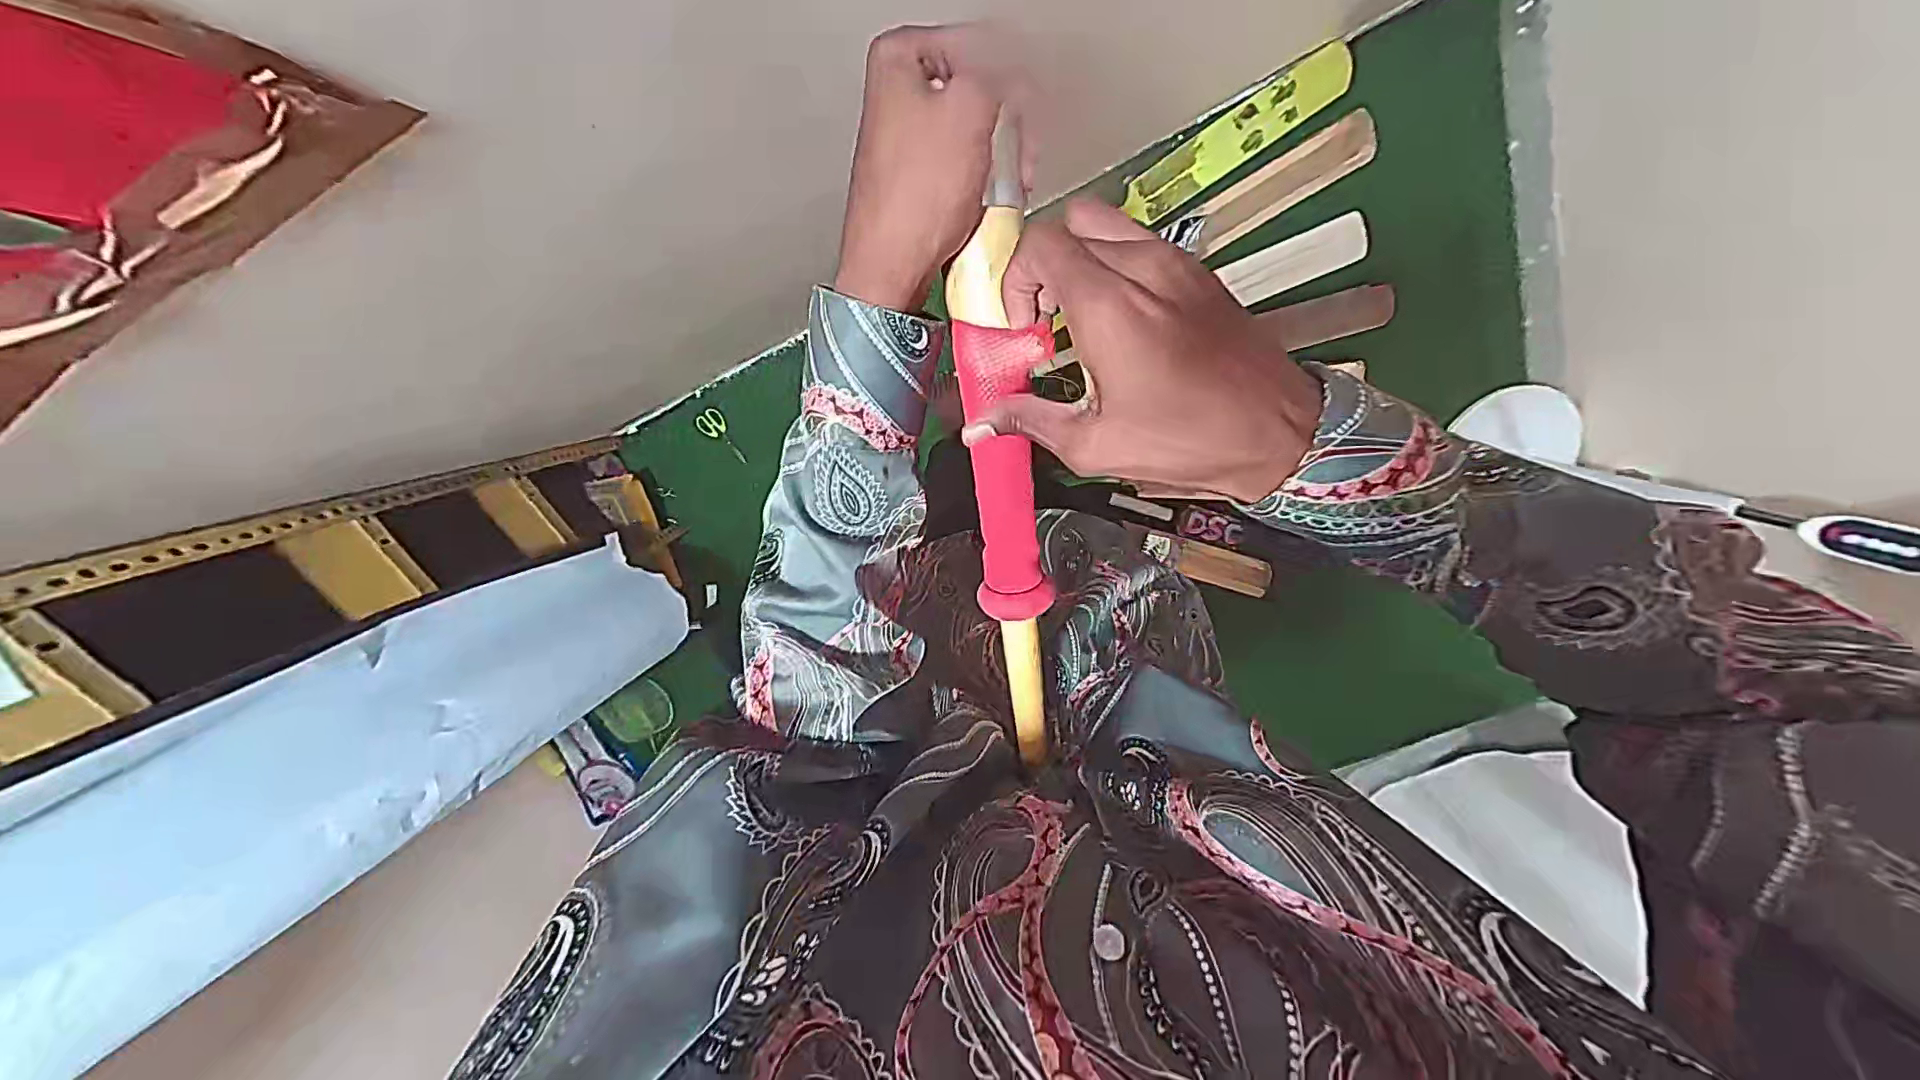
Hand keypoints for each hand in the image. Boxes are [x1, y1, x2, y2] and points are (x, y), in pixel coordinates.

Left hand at [834, 25, 1024, 311]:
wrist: (892, 266)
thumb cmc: (911, 203)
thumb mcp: (970, 109)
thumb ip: (999, 68)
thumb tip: (1016, 61)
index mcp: (900, 58)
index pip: (982, 43)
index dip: (1019, 78)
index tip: (1036, 106)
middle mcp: (897, 92)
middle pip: (981, 87)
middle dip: (1011, 122)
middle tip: (1022, 148)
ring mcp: (907, 137)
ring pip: (977, 128)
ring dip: (1002, 153)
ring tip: (1006, 177)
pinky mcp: (919, 175)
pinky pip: (966, 163)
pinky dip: (985, 176)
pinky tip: (987, 195)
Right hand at [962, 199, 1323, 502]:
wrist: (1280, 432)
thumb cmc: (1191, 440)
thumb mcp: (1097, 445)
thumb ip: (1031, 421)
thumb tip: (982, 424)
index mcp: (1111, 307)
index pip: (1039, 246)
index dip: (1014, 281)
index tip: (1020, 329)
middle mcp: (1142, 269)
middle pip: (1067, 227)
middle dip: (1039, 267)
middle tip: (1040, 320)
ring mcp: (1175, 264)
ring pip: (1104, 224)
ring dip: (1076, 259)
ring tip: (1075, 313)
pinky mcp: (1197, 272)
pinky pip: (1138, 242)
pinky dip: (1112, 262)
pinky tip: (1117, 315)